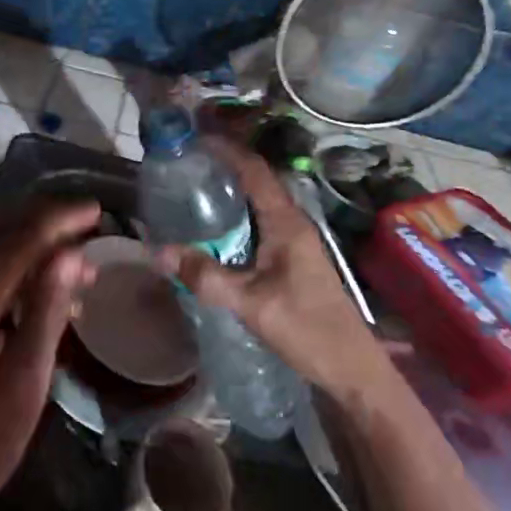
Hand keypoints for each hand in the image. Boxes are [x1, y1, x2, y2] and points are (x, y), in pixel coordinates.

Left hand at [0, 199, 99, 510]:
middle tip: (87, 220)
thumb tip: (71, 254)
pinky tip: (40, 277)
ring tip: (72, 244)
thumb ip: (46, 312)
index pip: (17, 241)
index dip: (58, 219)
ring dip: (26, 235)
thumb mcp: (26, 384)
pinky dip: (9, 259)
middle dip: (42, 216)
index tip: (96, 211)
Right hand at [156, 137, 382, 391]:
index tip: (193, 140)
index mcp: (286, 223)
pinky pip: (258, 225)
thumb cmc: (308, 329)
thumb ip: (205, 276)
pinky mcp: (291, 260)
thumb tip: (158, 251)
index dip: (226, 150)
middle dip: (221, 169)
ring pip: (256, 205)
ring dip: (227, 194)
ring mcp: (294, 242)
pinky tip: (211, 233)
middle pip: (254, 182)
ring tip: (189, 193)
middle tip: (182, 168)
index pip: (255, 170)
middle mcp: (292, 224)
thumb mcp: (251, 303)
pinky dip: (233, 219)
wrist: (352, 370)